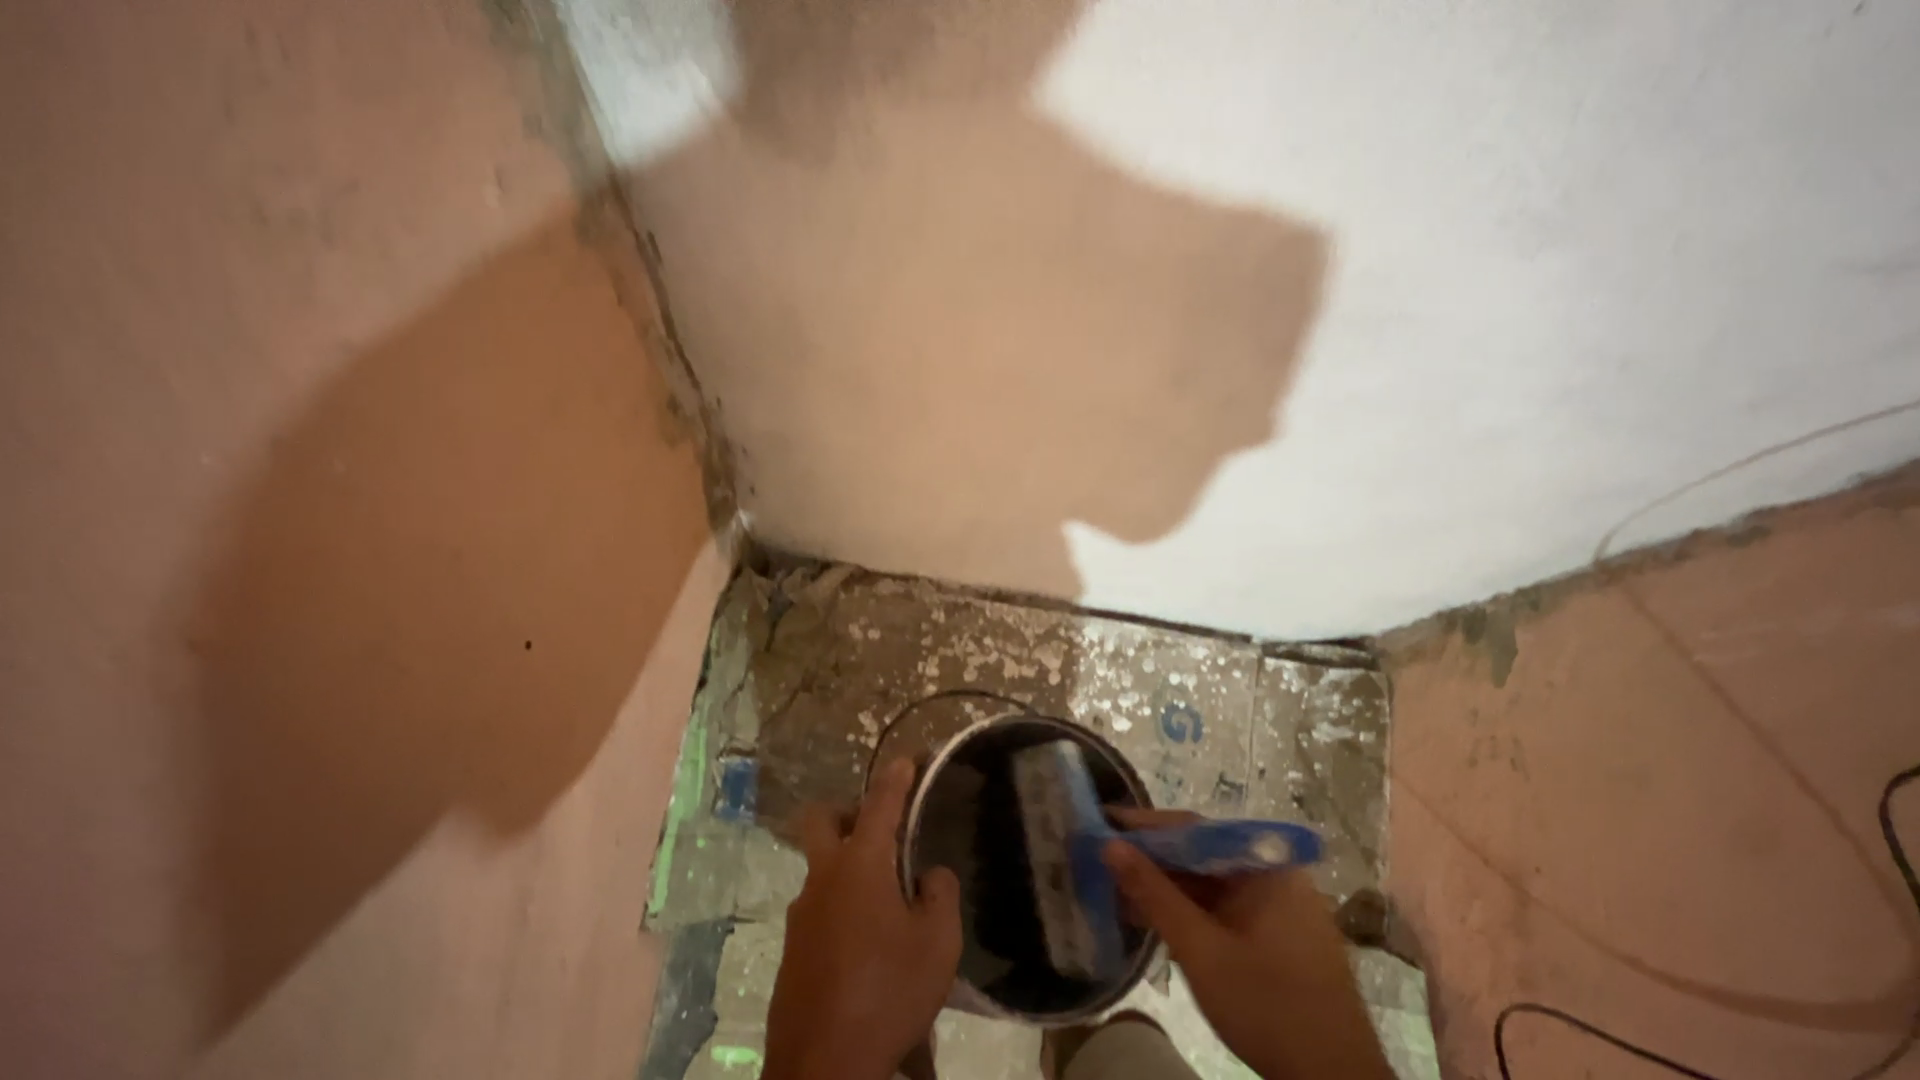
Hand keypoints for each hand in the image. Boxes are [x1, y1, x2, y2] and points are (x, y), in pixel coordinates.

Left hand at [764, 758, 963, 1079]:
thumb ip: (938, 896)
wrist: (824, 1064)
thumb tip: (928, 875)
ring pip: (820, 870)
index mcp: (860, 866)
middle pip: (821, 821)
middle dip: (847, 811)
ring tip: (888, 905)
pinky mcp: (792, 951)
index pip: (880, 804)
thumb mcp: (937, 942)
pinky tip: (869, 948)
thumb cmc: (888, 991)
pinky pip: (819, 912)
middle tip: (879, 829)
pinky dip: (843, 911)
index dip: (897, 777)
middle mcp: (822, 879)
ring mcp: (800, 916)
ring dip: (848, 869)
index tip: (908, 758)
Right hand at [1104, 808, 1392, 1079]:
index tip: (1103, 823)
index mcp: (1267, 866)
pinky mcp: (1278, 936)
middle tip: (1102, 859)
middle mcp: (1277, 876)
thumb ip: (1153, 893)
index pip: (1196, 829)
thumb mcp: (1199, 949)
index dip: (1145, 825)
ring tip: (1117, 889)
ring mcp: (1281, 907)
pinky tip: (1154, 919)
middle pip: (1204, 854)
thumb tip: (1110, 845)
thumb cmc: (1265, 1005)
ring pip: (1212, 884)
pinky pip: (1225, 907)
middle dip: (1152, 858)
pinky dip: (1189, 910)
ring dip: (1167, 887)